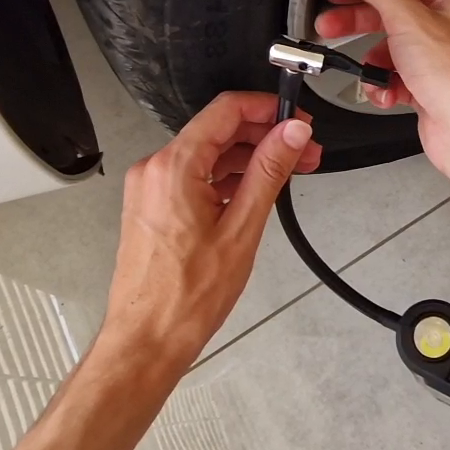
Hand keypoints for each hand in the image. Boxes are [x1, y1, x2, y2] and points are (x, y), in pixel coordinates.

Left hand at [102, 92, 321, 364]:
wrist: (146, 342)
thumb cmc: (185, 298)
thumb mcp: (242, 228)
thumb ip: (269, 170)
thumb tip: (291, 132)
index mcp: (174, 167)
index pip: (225, 110)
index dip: (267, 108)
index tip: (296, 118)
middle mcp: (155, 169)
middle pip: (218, 130)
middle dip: (265, 135)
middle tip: (303, 149)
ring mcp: (151, 188)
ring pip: (209, 154)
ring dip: (250, 158)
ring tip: (289, 171)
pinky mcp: (154, 206)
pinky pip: (195, 175)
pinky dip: (228, 177)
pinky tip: (256, 190)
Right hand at [313, 0, 449, 173]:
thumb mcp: (410, 21)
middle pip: (394, 15)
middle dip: (361, 24)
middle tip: (332, 23)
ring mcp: (443, 59)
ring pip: (392, 50)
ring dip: (376, 64)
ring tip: (369, 72)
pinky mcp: (431, 86)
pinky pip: (397, 78)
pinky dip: (386, 86)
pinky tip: (387, 92)